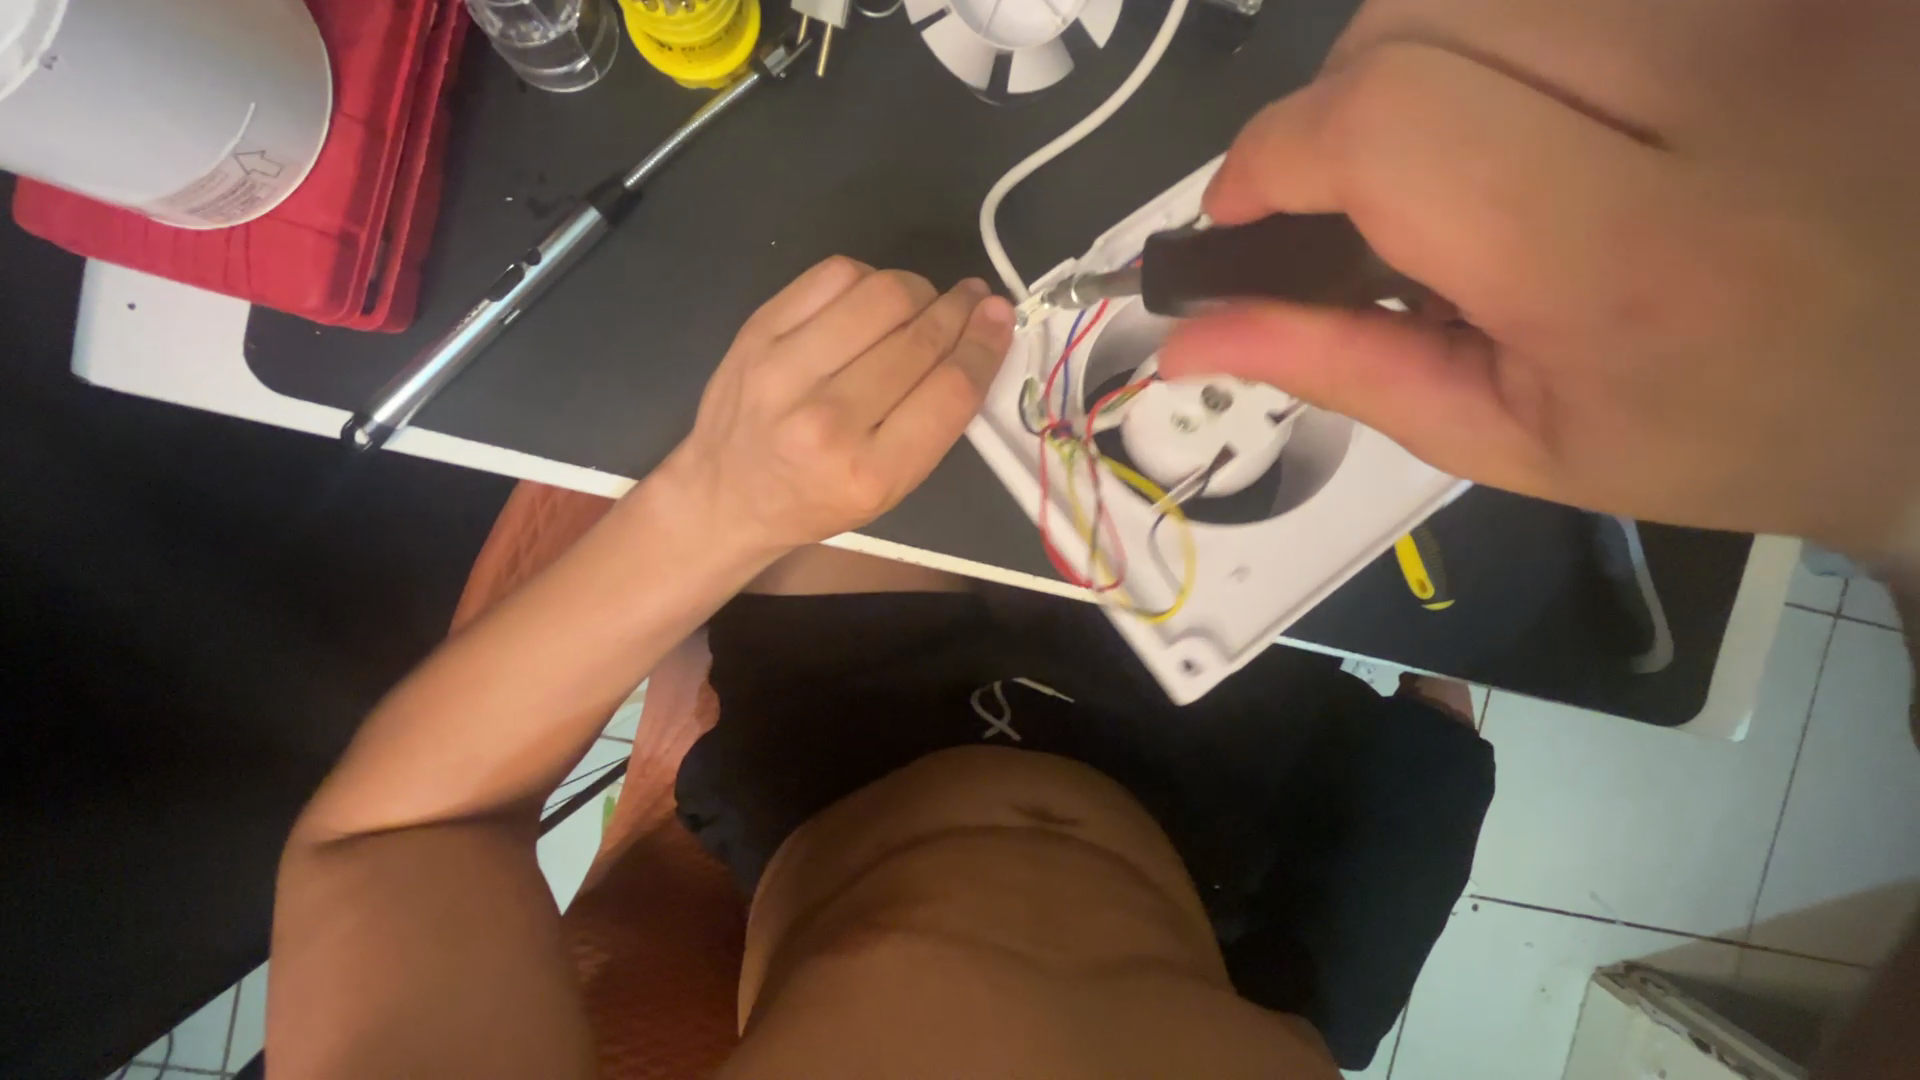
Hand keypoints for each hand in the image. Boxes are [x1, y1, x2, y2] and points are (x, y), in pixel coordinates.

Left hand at [658, 257, 1013, 559]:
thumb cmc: (818, 500)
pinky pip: (835, 275)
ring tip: (923, 305)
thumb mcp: (891, 488)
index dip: (986, 344)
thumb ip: (936, 421)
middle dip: (960, 310)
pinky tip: (873, 301)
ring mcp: (786, 371)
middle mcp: (828, 421)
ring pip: (882, 295)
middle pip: (920, 338)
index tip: (1001, 318)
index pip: (951, 390)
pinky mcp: (758, 332)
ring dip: (919, 290)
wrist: (728, 493)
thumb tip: (981, 337)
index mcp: (871, 472)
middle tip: (974, 302)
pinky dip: (869, 278)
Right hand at [1159, 1, 1919, 563]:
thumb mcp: (1496, 434)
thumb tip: (1184, 338)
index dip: (1269, 156)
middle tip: (1341, 196)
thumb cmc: (1711, 431)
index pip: (1383, 127)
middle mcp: (1714, 83)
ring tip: (1436, 149)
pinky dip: (1498, 29)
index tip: (1237, 220)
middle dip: (1330, 105)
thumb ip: (1334, 369)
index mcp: (1617, 254)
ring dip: (1409, 56)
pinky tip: (1529, 97)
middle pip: (1418, 16)